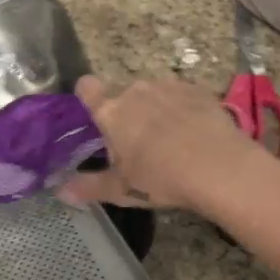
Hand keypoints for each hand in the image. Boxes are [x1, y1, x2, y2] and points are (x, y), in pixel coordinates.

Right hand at [58, 75, 267, 213]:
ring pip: (151, 93)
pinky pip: (180, 95)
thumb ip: (89, 187)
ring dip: (154, 109)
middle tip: (137, 143)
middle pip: (121, 92)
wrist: (220, 167)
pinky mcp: (196, 90)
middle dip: (125, 111)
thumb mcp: (122, 190)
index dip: (88, 97)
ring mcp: (166, 87)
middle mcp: (134, 90)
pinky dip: (182, 109)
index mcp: (110, 111)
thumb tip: (60, 192)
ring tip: (170, 139)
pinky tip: (194, 133)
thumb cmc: (161, 178)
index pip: (86, 86)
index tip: (95, 115)